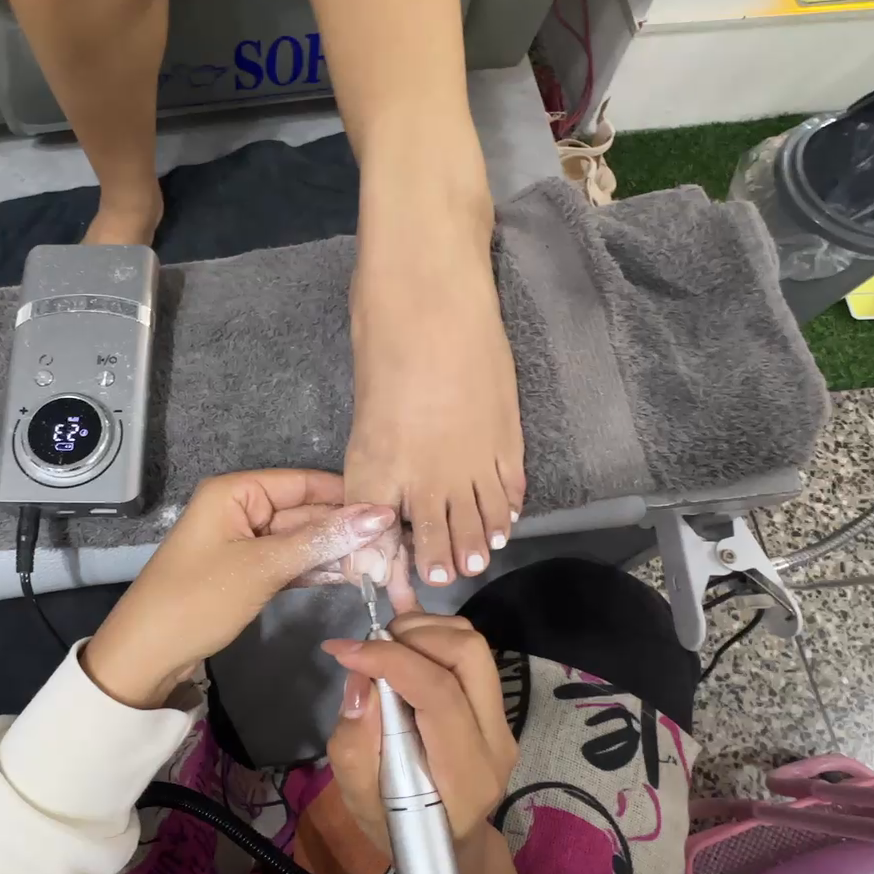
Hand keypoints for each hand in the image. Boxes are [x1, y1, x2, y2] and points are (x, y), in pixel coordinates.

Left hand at [82, 469, 399, 708]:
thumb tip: (377, 515)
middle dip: (345, 529)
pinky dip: (315, 568)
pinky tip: (351, 576)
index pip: (303, 483)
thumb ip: (320, 541)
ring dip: (335, 552)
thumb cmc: (199, 598)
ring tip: (384, 563)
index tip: (393, 512)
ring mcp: (245, 541)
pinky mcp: (248, 571)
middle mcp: (242, 508)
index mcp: (236, 492)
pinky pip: (289, 561)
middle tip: (396, 546)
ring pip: (300, 539)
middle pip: (305, 511)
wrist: (148, 654)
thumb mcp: (263, 567)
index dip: (347, 496)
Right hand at [322, 593, 517, 848]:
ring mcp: (501, 720)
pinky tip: (401, 612)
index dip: (390, 660)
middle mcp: (495, 740)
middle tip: (370, 647)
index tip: (343, 651)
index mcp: (465, 773)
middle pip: (468, 655)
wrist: (447, 845)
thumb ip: (355, 744)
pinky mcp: (492, 705)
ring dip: (423, 628)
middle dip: (412, 635)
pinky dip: (432, 627)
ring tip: (384, 645)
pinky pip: (468, 651)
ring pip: (472, 644)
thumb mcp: (360, 800)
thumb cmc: (398, 828)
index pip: (439, 694)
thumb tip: (360, 681)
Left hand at [343, 157, 524, 588]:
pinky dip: (507, 506)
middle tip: (443, 581)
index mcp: (388, 469)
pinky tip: (507, 518)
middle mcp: (436, 474)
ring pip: (480, 515)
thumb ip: (372, 462)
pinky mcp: (510, 432)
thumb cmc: (381, 336)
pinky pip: (511, 485)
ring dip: (476, 542)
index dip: (392, 564)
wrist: (434, 287)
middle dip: (439, 560)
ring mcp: (479, 455)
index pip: (390, 533)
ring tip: (476, 561)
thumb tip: (379, 497)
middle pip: (441, 532)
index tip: (397, 586)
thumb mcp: (362, 407)